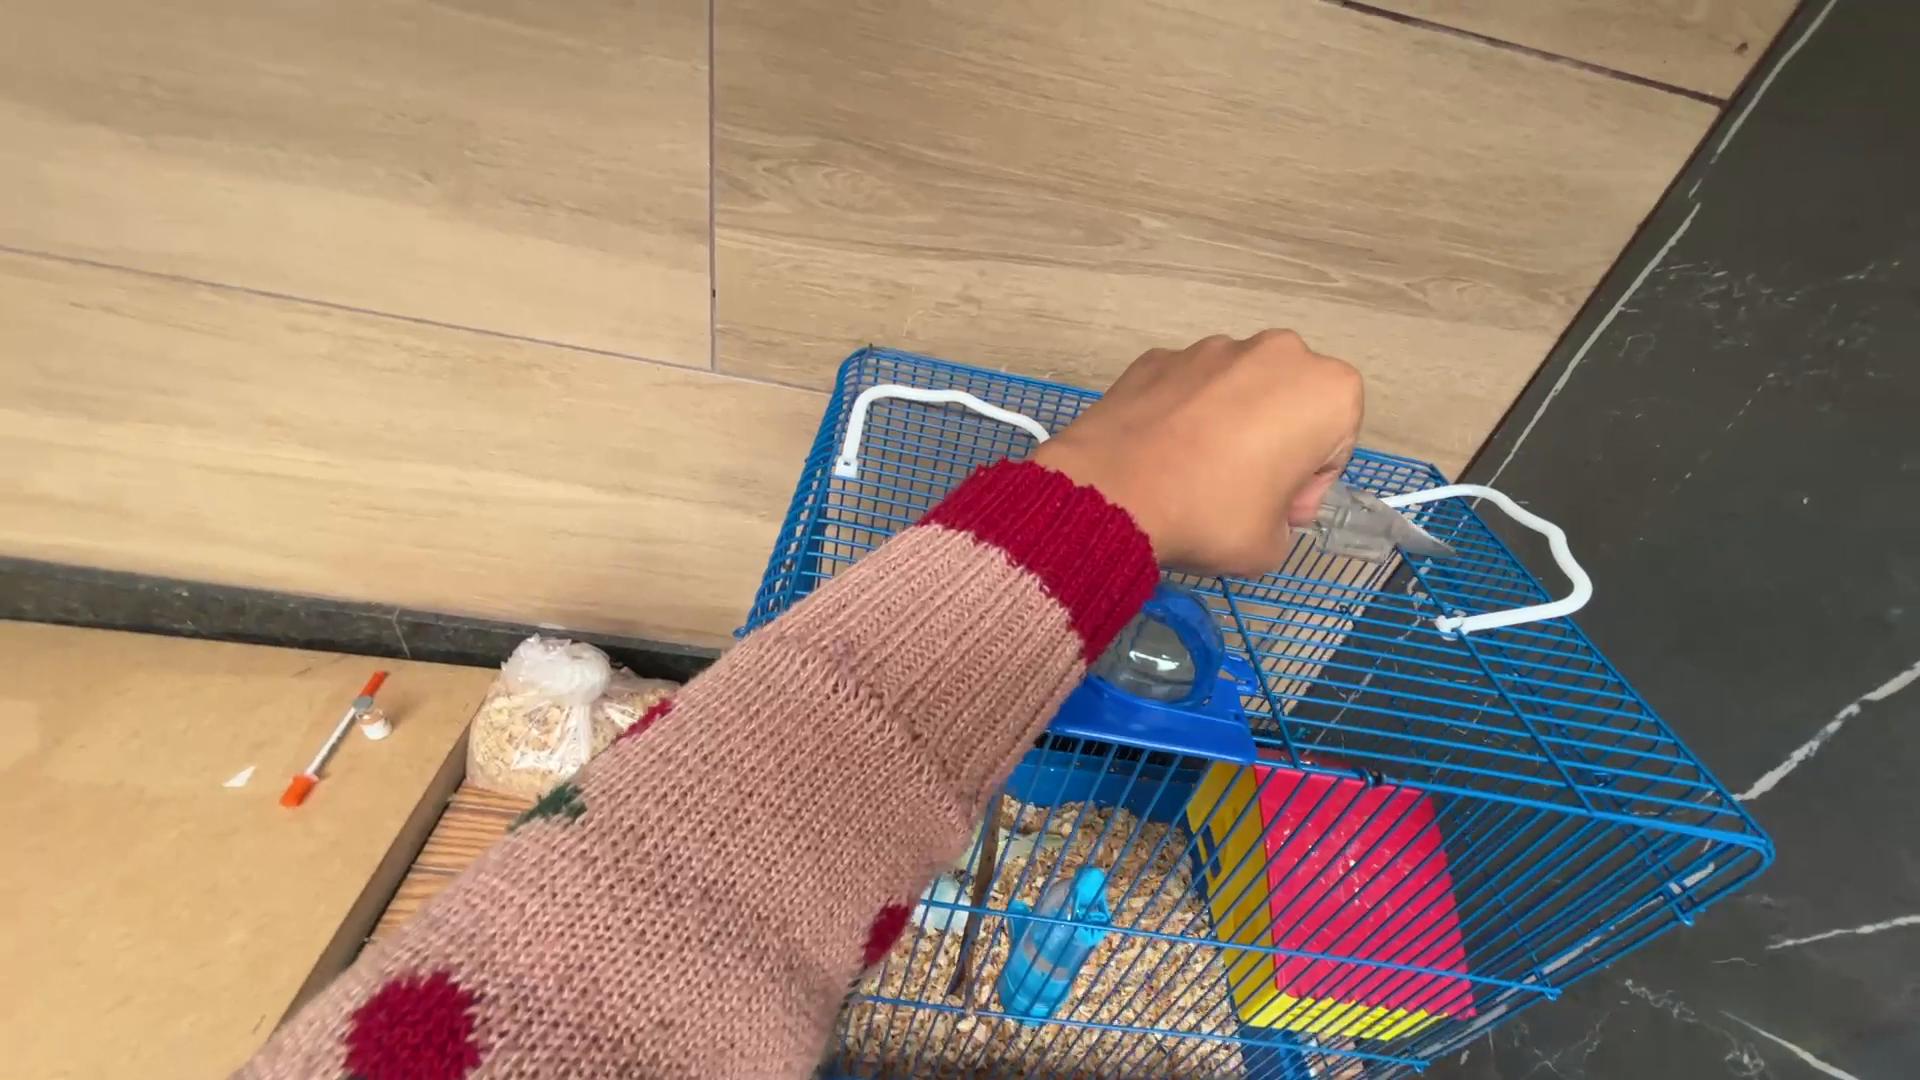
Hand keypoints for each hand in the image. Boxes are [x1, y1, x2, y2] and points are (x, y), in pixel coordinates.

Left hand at [1031, 330, 1362, 577]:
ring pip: (1233, 392)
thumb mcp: (1270, 547)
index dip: (1307, 486)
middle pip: (1285, 407)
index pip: (1334, 445)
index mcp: (1327, 391)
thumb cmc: (1209, 516)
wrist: (1110, 495)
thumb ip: (1284, 522)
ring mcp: (1208, 347)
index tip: (1274, 512)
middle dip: (1270, 445)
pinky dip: (1178, 415)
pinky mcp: (1155, 357)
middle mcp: (1276, 352)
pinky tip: (1156, 454)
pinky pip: (1182, 389)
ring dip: (1224, 425)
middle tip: (1234, 493)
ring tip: (1188, 473)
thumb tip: (1260, 503)